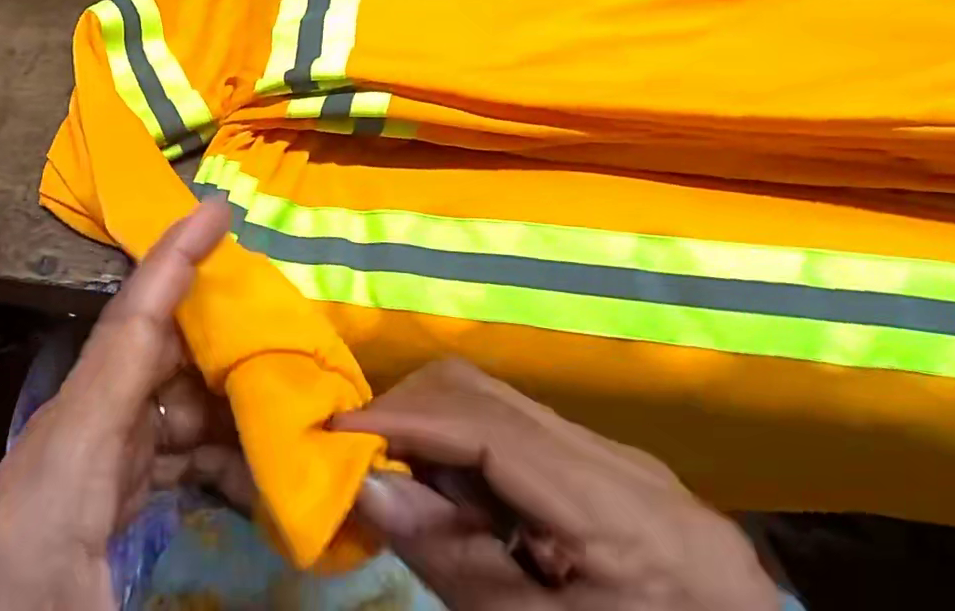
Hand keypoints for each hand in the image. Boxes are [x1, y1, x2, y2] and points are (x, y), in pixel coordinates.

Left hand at [0, 199, 252, 610]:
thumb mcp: (93, 606)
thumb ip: (177, 568)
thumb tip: (282, 553)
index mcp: (75, 443)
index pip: (133, 327)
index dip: (175, 260)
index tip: (216, 211)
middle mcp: (82, 430)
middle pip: (162, 349)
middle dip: (227, 325)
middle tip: (295, 324)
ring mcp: (90, 457)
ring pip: (170, 394)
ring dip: (226, 392)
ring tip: (289, 402)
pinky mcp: (98, 487)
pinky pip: (163, 440)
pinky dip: (208, 444)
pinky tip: (247, 469)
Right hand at [335, 359, 780, 610]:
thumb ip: (458, 563)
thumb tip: (370, 483)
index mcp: (618, 505)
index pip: (490, 425)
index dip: (407, 419)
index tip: (336, 433)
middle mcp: (613, 459)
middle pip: (488, 393)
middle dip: (411, 413)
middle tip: (362, 464)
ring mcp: (613, 461)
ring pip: (496, 404)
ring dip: (435, 431)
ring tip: (410, 492)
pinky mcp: (608, 473)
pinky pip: (517, 435)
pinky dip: (468, 454)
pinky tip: (462, 506)